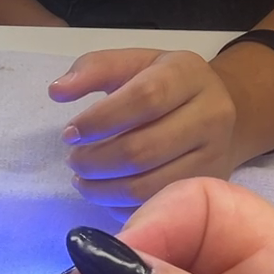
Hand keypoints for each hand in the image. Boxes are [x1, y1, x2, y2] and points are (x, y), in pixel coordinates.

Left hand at [50, 49, 243, 206]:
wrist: (217, 114)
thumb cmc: (163, 88)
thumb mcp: (133, 65)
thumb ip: (94, 70)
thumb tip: (57, 90)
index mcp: (188, 75)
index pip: (143, 99)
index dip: (99, 121)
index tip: (70, 133)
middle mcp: (210, 115)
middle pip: (140, 151)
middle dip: (94, 162)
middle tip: (73, 161)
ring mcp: (211, 156)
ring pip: (145, 187)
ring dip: (101, 190)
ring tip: (82, 179)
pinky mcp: (204, 187)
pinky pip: (152, 208)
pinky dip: (118, 207)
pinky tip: (105, 194)